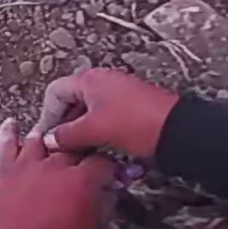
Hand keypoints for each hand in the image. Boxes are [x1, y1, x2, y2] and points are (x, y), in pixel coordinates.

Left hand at [0, 118, 116, 228]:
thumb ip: (106, 204)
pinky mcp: (8, 167)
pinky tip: (12, 122)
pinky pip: (7, 142)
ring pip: (43, 138)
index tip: (112, 167)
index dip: (111, 163)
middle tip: (86, 152)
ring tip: (57, 136)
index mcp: (81, 179)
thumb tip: (111, 190)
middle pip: (73, 144)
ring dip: (51, 137)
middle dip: (83, 147)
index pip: (103, 159)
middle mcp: (55, 164)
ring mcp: (29, 162)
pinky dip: (9, 131)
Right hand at [32, 68, 179, 160]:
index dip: (47, 115)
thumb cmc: (134, 124)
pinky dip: (96, 128)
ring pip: (87, 109)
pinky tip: (99, 145)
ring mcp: (118, 91)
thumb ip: (67, 135)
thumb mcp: (94, 130)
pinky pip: (104, 114)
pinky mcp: (131, 104)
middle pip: (70, 100)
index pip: (55, 93)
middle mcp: (101, 80)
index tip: (47, 137)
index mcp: (88, 79)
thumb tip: (49, 140)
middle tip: (60, 145)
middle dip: (63, 123)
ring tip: (79, 148)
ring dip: (80, 128)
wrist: (180, 131)